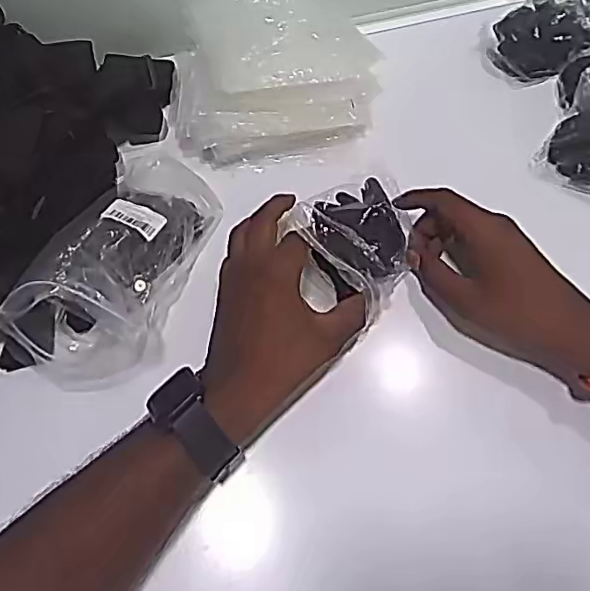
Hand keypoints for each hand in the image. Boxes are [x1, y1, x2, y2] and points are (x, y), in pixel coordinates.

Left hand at [201, 195, 368, 445]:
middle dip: (276, 207)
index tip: (331, 232)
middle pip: (260, 222)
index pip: (298, 238)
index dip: (316, 232)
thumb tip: (365, 294)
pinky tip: (258, 251)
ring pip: (241, 234)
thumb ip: (352, 311)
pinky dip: (245, 240)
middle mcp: (250, 266)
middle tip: (292, 201)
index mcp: (275, 270)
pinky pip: (234, 252)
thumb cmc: (280, 363)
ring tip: (274, 218)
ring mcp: (233, 277)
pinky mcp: (224, 290)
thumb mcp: (328, 338)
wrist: (237, 389)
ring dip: (257, 221)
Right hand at [396, 188, 589, 383]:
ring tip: (431, 268)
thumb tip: (414, 255)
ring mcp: (508, 239)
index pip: (443, 199)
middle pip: (451, 211)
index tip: (397, 207)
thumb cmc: (521, 315)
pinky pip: (477, 237)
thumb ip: (431, 271)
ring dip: (440, 239)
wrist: (573, 335)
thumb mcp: (463, 298)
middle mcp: (497, 226)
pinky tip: (452, 273)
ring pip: (463, 225)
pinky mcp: (515, 253)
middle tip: (414, 254)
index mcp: (484, 229)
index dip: (416, 199)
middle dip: (426, 227)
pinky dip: (457, 246)